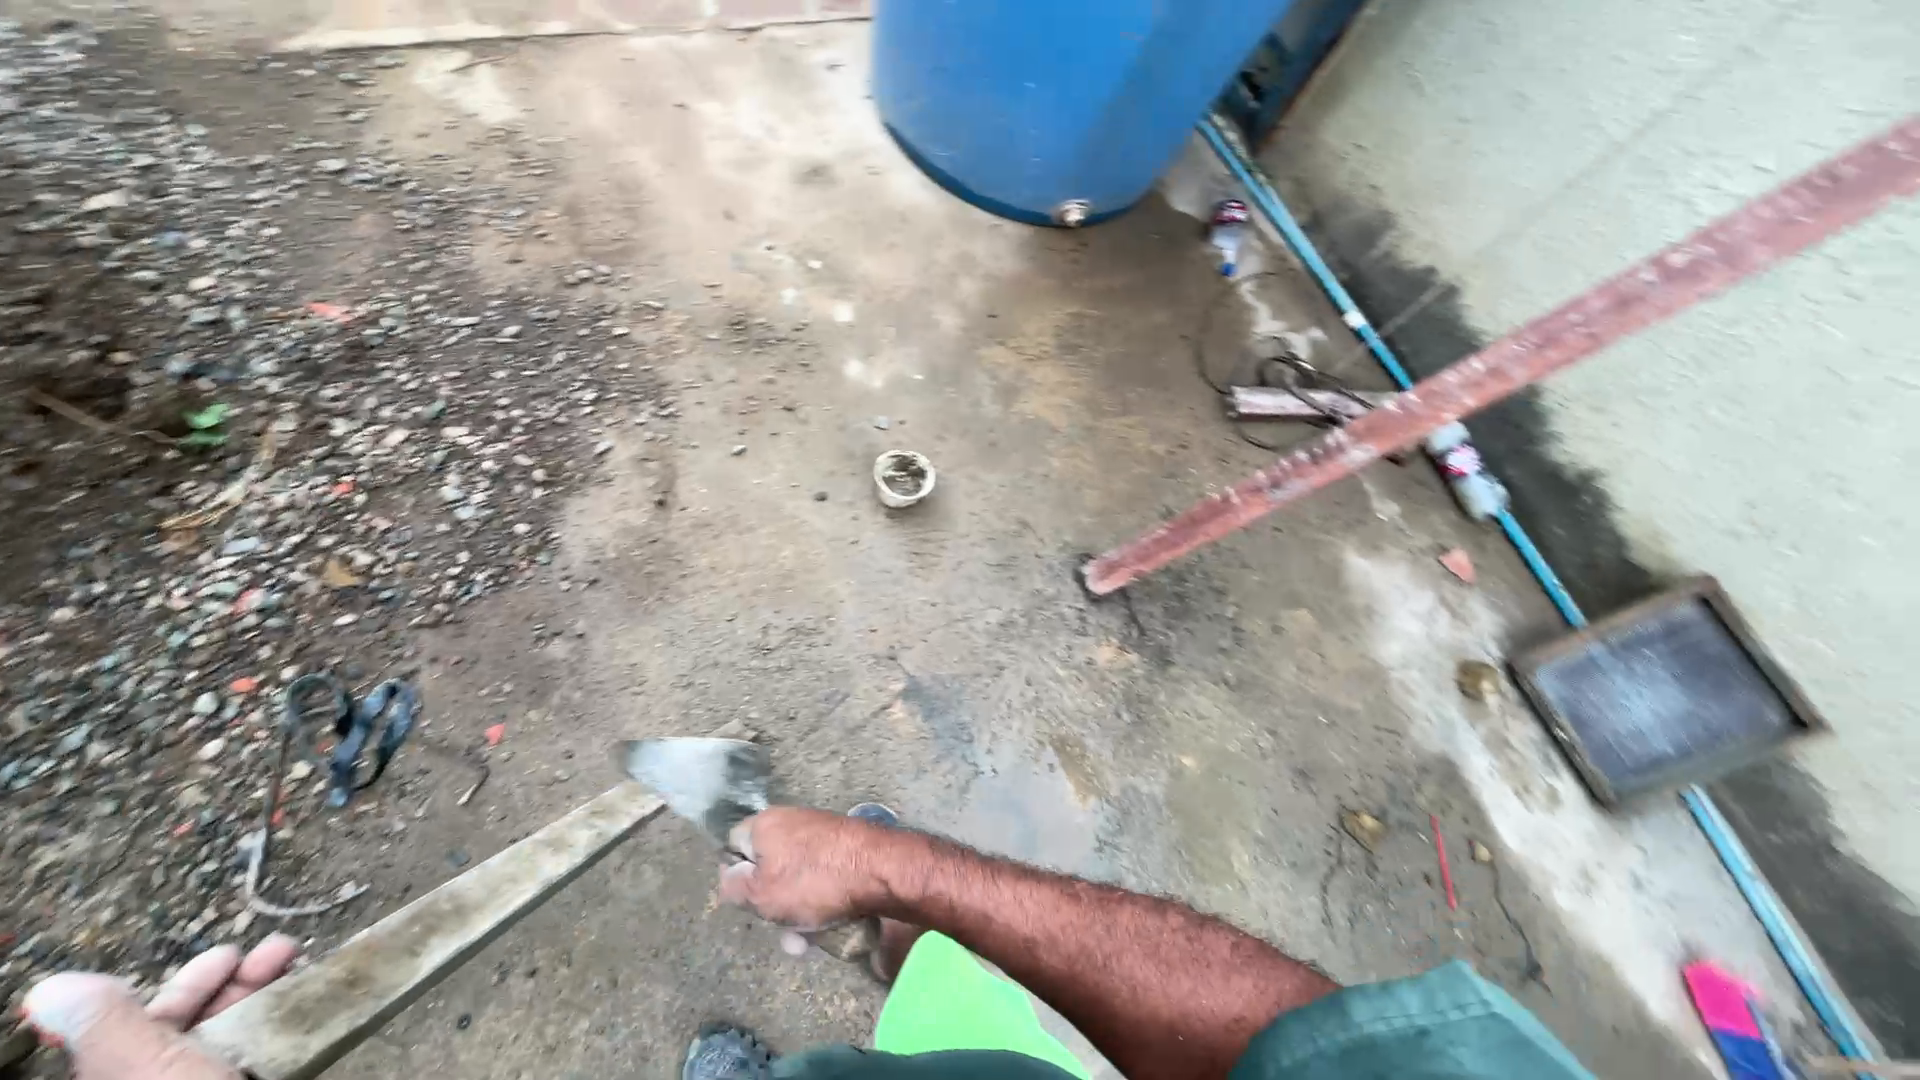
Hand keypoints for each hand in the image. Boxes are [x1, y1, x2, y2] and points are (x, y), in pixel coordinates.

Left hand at [22, 935, 300, 1079]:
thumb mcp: (147, 1068)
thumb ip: (108, 1026)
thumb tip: (50, 985)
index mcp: (127, 1072)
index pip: (150, 1025)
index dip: (188, 987)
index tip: (231, 954)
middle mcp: (164, 1076)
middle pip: (199, 1025)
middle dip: (240, 979)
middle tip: (280, 949)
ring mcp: (209, 1078)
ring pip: (238, 1032)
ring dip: (271, 989)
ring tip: (302, 961)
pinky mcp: (254, 1077)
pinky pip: (267, 1045)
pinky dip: (288, 1016)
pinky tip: (313, 993)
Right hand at [717, 807, 894, 930]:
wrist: (883, 870)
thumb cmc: (814, 881)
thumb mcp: (760, 892)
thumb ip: (734, 886)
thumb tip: (729, 875)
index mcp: (765, 823)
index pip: (733, 846)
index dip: (736, 876)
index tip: (749, 901)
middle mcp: (792, 823)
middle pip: (768, 869)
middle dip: (775, 906)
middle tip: (786, 932)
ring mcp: (821, 836)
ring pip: (797, 883)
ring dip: (801, 914)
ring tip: (812, 939)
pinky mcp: (845, 849)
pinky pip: (823, 882)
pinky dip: (824, 905)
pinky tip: (833, 926)